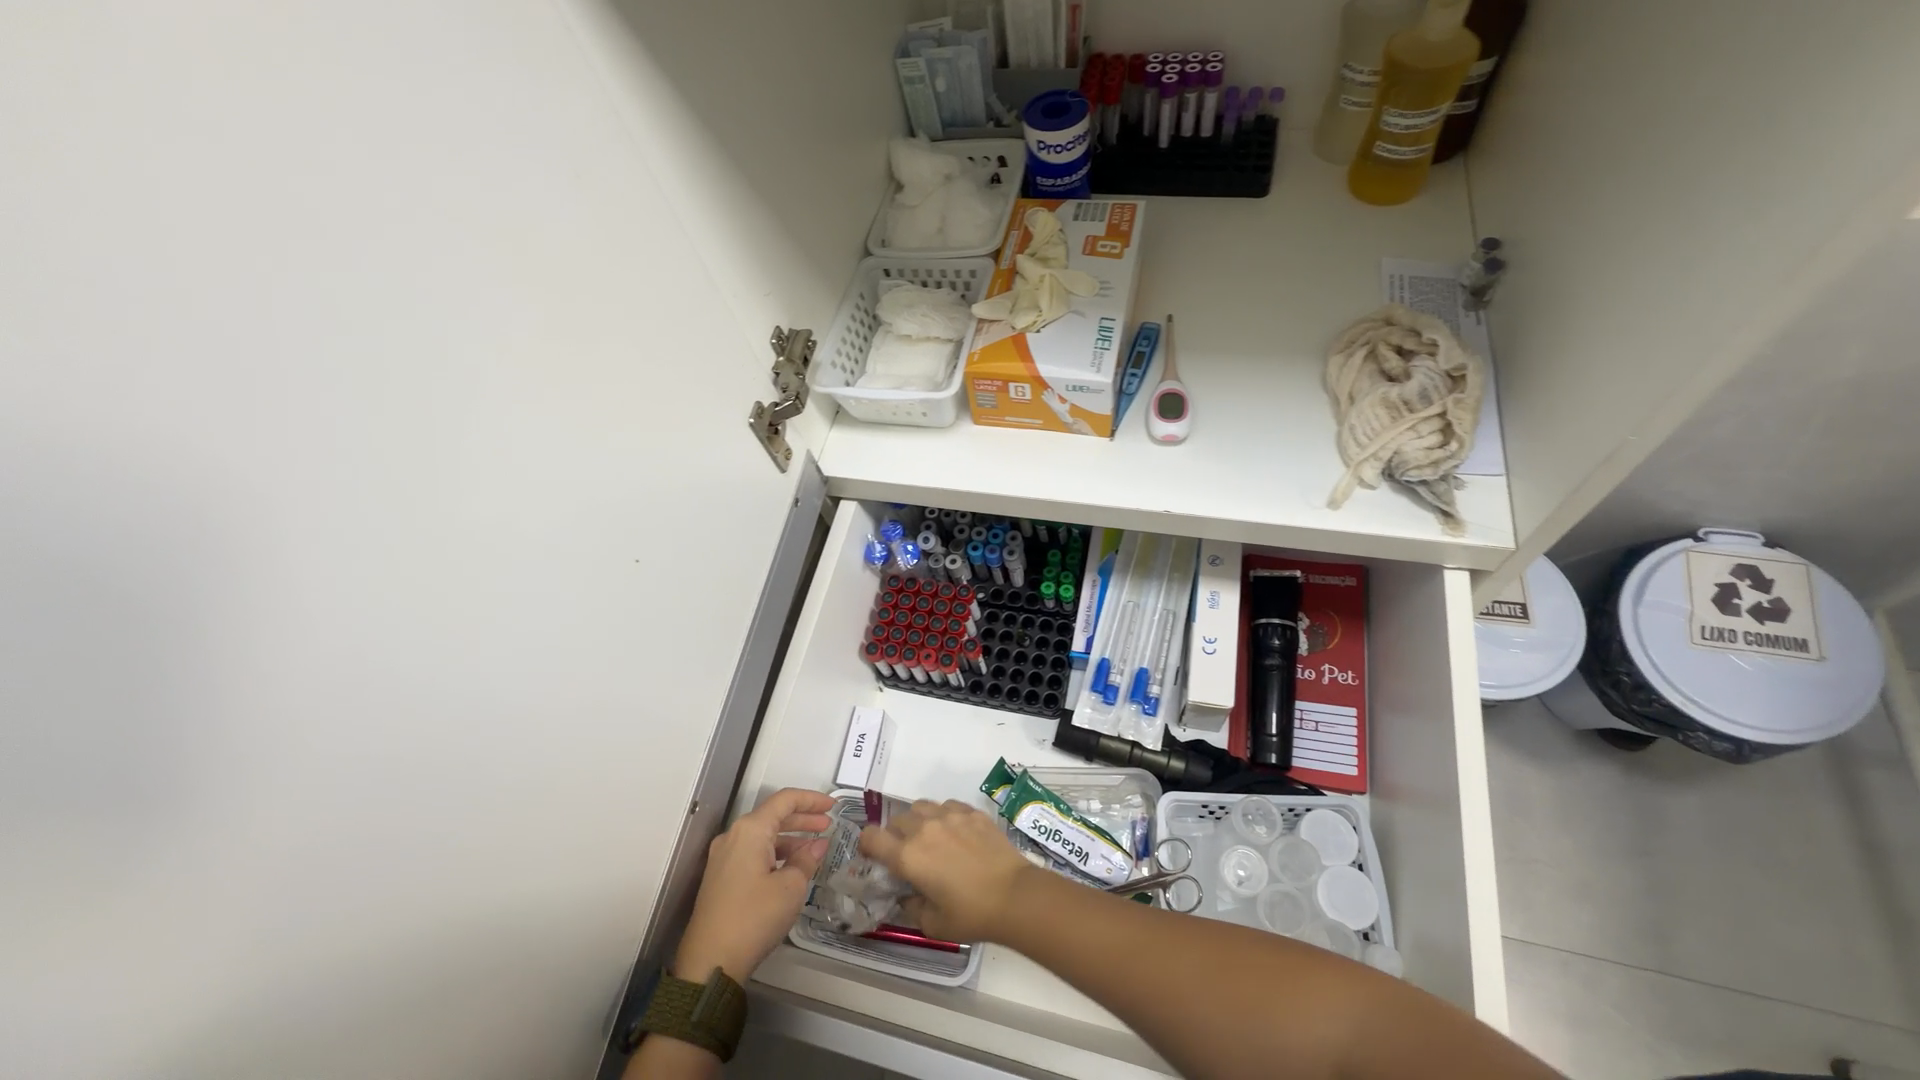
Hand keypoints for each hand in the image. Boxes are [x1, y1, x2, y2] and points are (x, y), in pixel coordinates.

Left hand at [673, 788, 834, 982]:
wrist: (710, 960)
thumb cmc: (754, 917)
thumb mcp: (790, 888)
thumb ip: (806, 860)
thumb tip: (817, 846)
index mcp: (750, 830)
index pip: (784, 800)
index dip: (811, 800)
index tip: (833, 807)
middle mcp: (733, 837)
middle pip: (772, 816)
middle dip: (802, 818)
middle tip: (828, 825)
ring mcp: (724, 857)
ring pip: (762, 836)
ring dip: (790, 838)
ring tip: (815, 849)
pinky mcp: (721, 877)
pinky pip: (753, 853)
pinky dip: (775, 853)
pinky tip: (791, 867)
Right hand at [857, 799, 1037, 943]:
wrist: (1015, 895)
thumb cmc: (971, 914)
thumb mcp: (933, 924)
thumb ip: (912, 908)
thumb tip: (907, 897)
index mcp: (908, 856)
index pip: (871, 837)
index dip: (867, 844)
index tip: (874, 856)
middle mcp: (924, 829)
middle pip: (897, 820)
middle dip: (896, 835)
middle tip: (908, 854)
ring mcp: (950, 816)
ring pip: (922, 807)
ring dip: (919, 821)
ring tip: (932, 838)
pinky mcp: (972, 812)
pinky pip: (948, 805)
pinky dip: (945, 815)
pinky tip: (956, 832)